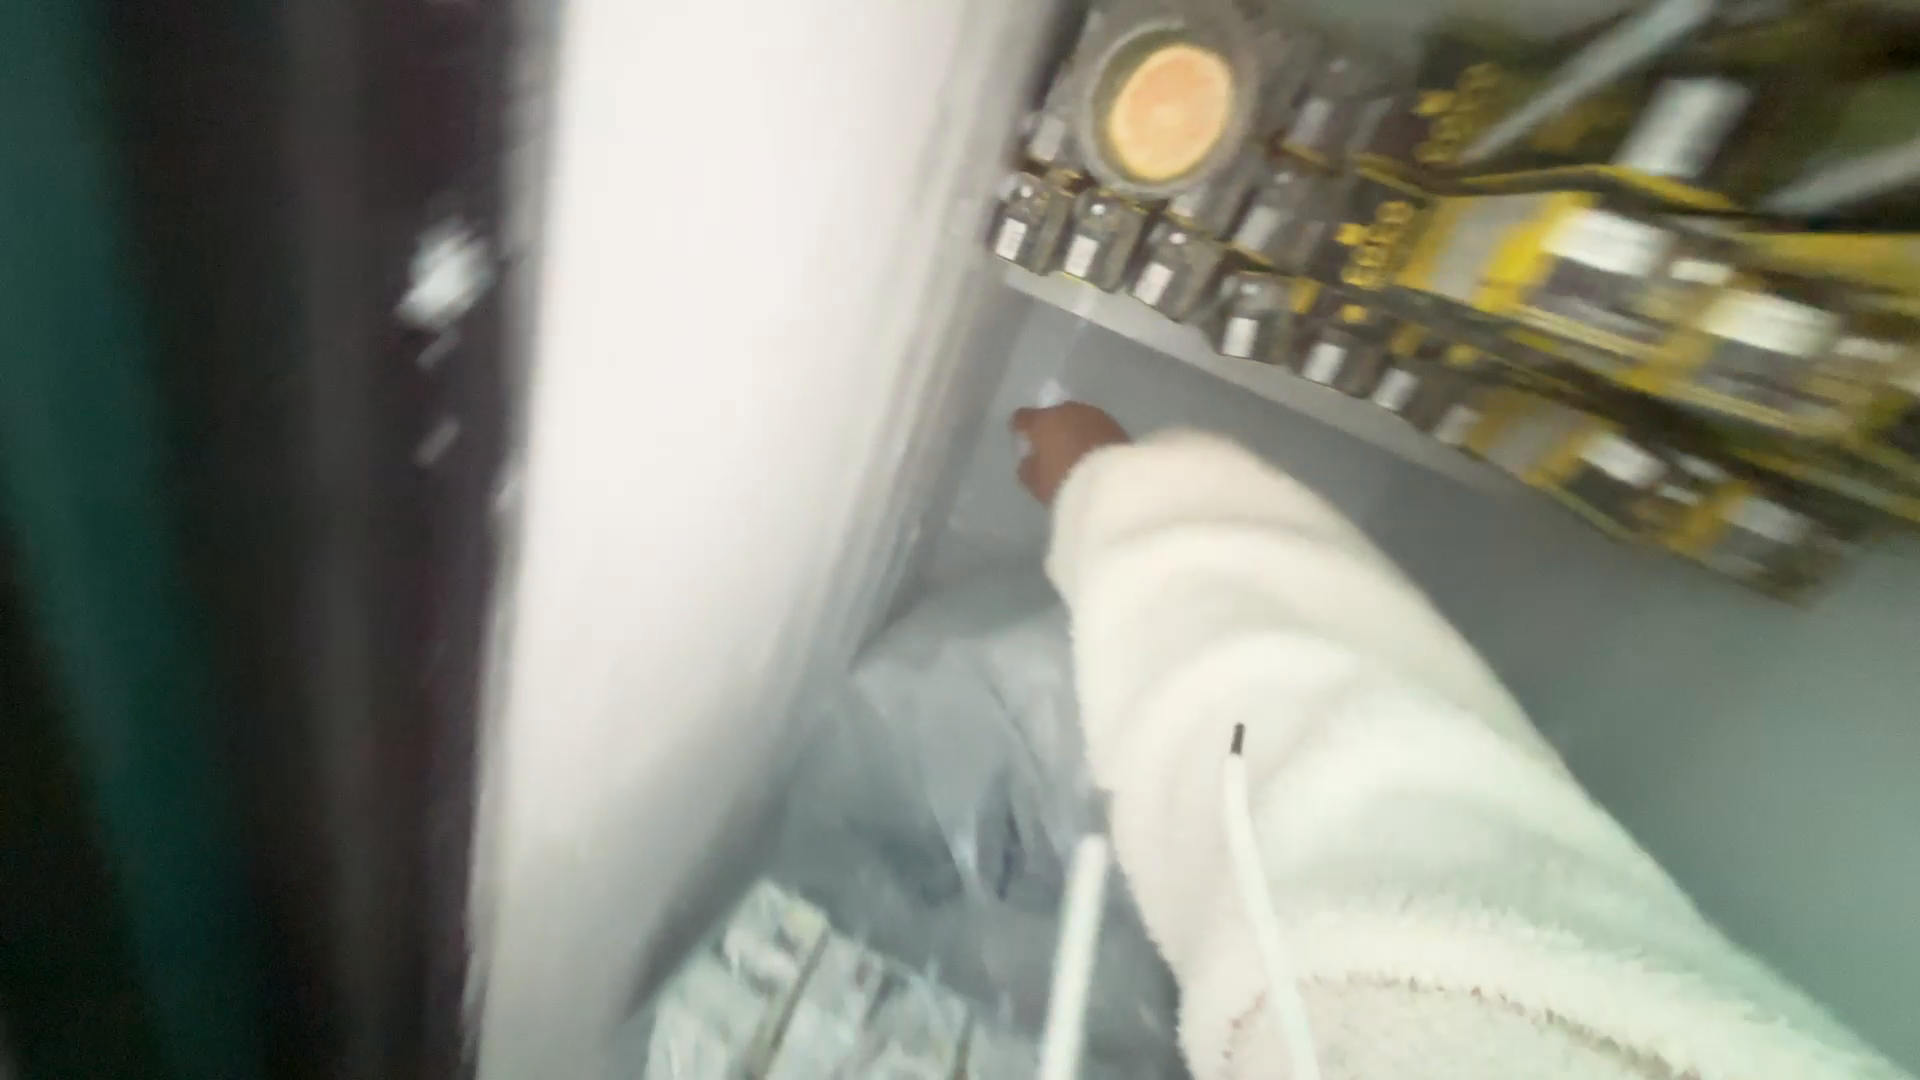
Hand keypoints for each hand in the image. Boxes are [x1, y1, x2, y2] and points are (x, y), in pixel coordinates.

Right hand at [1012, 402, 1129, 506]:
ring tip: (1075, 450)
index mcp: (1042, 421)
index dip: (1020, 427)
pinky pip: (1096, 429)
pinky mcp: (1116, 425)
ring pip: (1077, 419)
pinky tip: (1093, 453)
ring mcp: (1094, 415)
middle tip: (1052, 447)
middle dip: (1051, 427)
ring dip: (1074, 430)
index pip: (1023, 417)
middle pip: (1053, 414)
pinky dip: (1092, 437)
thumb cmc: (1064, 481)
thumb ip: (1027, 467)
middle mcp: (1067, 411)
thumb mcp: (1035, 482)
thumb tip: (1030, 458)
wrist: (1112, 483)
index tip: (1021, 436)